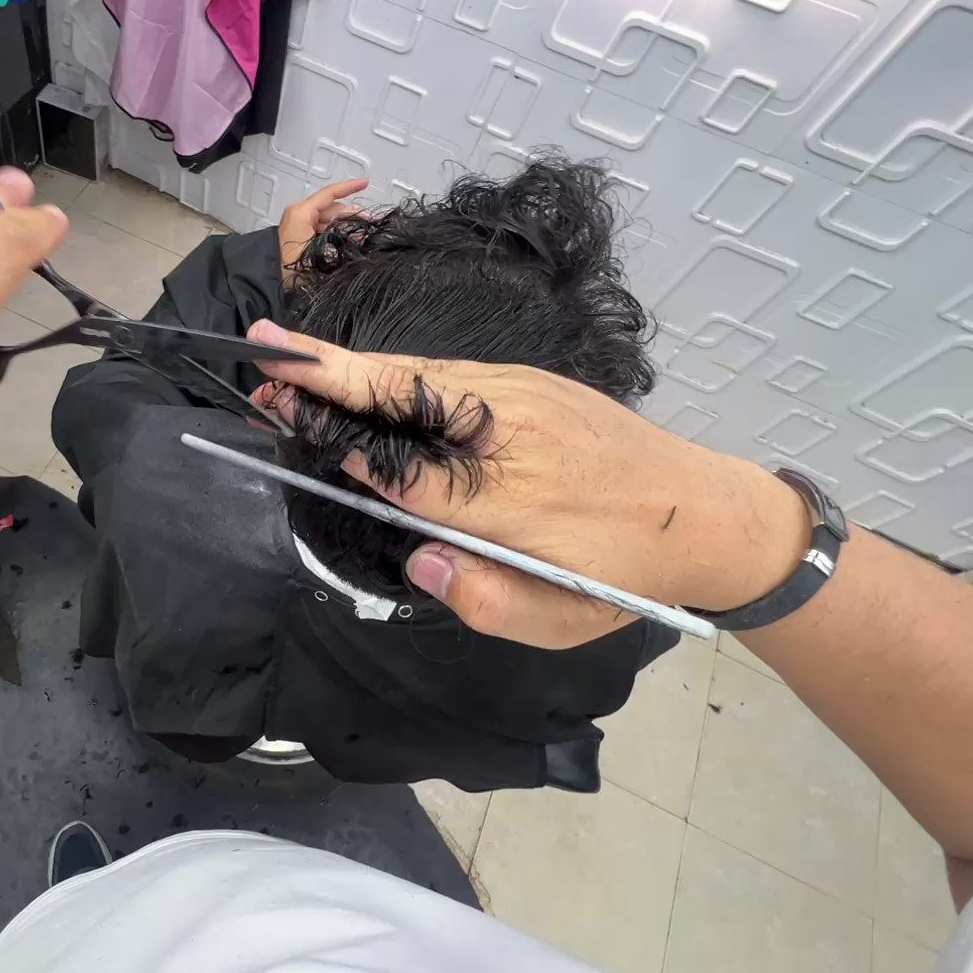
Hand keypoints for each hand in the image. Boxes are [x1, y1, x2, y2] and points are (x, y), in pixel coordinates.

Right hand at [246, 322, 810, 648]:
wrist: (707, 511)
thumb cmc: (628, 576)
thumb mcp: (564, 619)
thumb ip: (486, 600)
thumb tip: (418, 556)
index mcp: (516, 496)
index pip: (410, 470)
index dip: (350, 446)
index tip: (293, 418)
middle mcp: (513, 429)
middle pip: (407, 393)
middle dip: (330, 373)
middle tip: (265, 353)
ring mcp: (522, 394)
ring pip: (422, 374)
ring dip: (351, 368)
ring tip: (293, 362)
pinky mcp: (527, 382)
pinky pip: (445, 375)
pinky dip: (390, 374)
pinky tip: (357, 377)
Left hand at [278, 177, 368, 273]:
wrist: (272, 282)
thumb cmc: (292, 267)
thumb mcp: (319, 252)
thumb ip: (340, 242)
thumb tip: (358, 238)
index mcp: (302, 212)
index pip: (329, 194)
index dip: (350, 187)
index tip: (366, 183)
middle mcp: (300, 214)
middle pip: (331, 208)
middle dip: (352, 214)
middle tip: (370, 222)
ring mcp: (299, 224)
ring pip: (328, 219)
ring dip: (345, 226)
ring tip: (362, 236)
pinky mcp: (299, 235)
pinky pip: (321, 228)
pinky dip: (335, 232)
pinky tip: (349, 241)